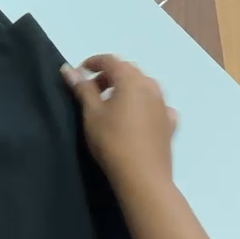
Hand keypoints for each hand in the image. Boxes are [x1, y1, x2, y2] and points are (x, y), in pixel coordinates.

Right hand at [64, 54, 177, 197]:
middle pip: (128, 70)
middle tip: (93, 90)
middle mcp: (150, 87)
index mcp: (130, 80)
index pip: (110, 60)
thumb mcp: (91, 113)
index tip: (78, 74)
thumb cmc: (112, 141)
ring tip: (113, 103)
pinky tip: (139, 116)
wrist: (143, 178)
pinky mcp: (170, 123)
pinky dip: (145, 103)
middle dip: (109, 74)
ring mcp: (163, 105)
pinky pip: (157, 104)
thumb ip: (82, 88)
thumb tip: (69, 69)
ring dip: (127, 87)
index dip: (92, 62)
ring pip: (144, 85)